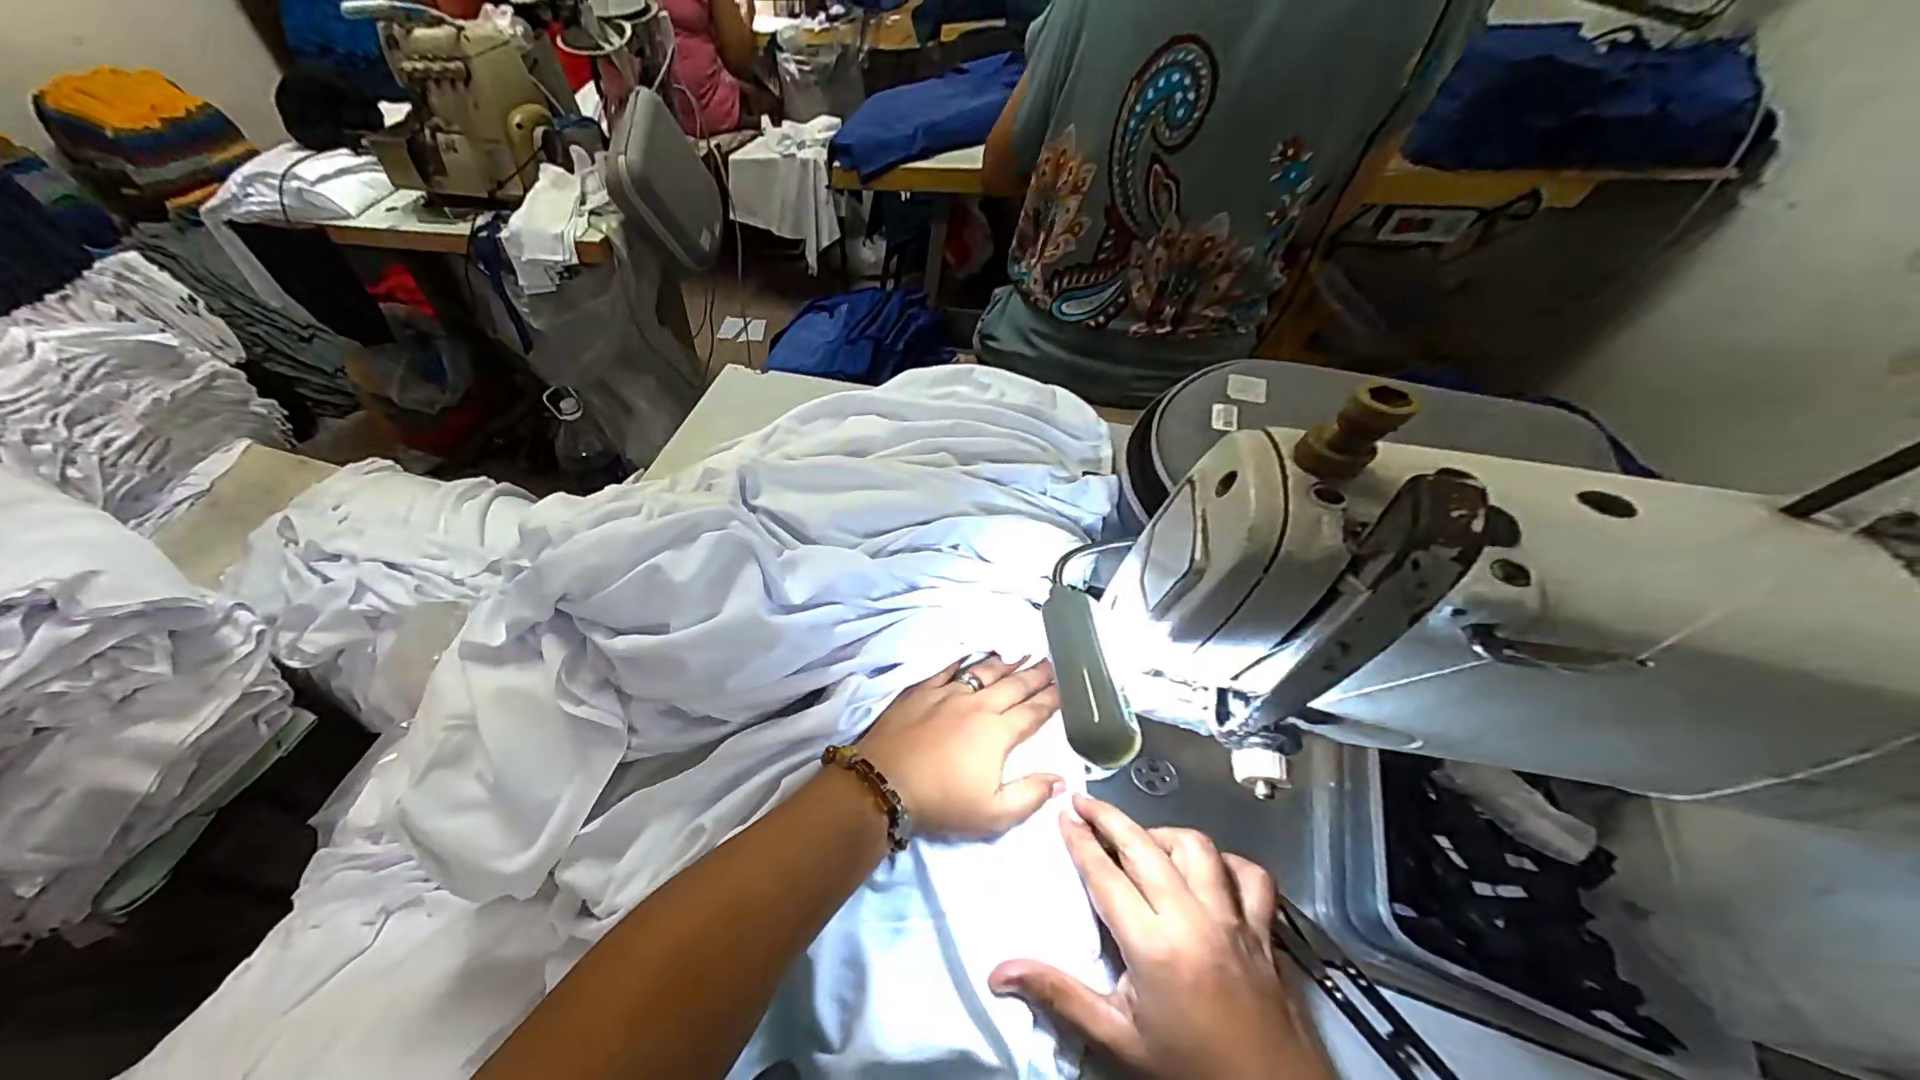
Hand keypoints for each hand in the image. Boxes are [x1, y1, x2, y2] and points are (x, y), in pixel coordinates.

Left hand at [856, 656, 1064, 839]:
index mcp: (998, 733)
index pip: (1033, 712)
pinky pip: (947, 669)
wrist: (884, 784)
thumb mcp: (993, 815)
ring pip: (984, 672)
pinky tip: (972, 653)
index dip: (1051, 699)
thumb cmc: (942, 803)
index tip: (1065, 687)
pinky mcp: (922, 691)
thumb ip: (1030, 795)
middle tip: (1051, 661)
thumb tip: (1059, 779)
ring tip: (1021, 654)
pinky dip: (963, 659)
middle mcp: (977, 706)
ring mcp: (947, 694)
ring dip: (1006, 663)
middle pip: (1014, 686)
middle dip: (1036, 674)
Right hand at [990, 796, 1324, 1079]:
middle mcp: (1192, 918)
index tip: (1064, 816)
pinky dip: (1226, 862)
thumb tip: (999, 973)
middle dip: (1110, 818)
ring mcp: (1233, 919)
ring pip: (1197, 848)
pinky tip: (1208, 868)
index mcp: (1153, 944)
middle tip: (1084, 801)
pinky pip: (1249, 875)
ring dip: (1163, 835)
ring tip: (1141, 838)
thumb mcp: (1117, 1038)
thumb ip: (1060, 996)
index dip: (1082, 841)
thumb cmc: (1187, 1066)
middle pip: (1145, 848)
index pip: (1107, 875)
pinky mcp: (1262, 928)